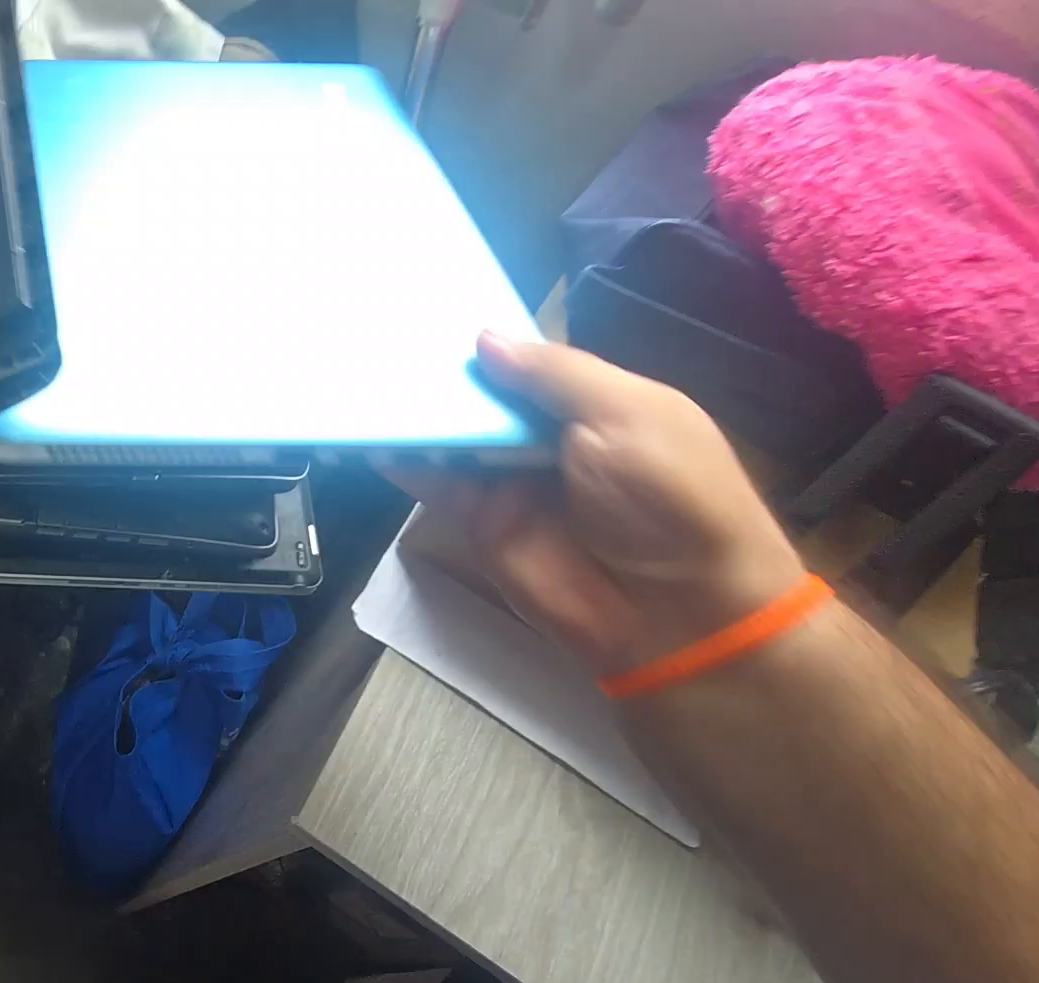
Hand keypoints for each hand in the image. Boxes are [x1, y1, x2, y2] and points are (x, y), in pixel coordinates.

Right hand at [392, 333, 804, 673]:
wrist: (671, 613)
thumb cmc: (667, 498)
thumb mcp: (625, 415)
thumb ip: (554, 375)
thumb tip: (484, 338)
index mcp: (595, 405)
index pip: (530, 365)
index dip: (489, 345)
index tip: (434, 315)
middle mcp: (548, 439)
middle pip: (485, 401)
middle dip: (445, 377)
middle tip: (386, 341)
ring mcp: (510, 482)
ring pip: (455, 440)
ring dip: (419, 416)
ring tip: (367, 382)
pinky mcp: (480, 521)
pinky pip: (436, 486)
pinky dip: (405, 465)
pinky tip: (373, 440)